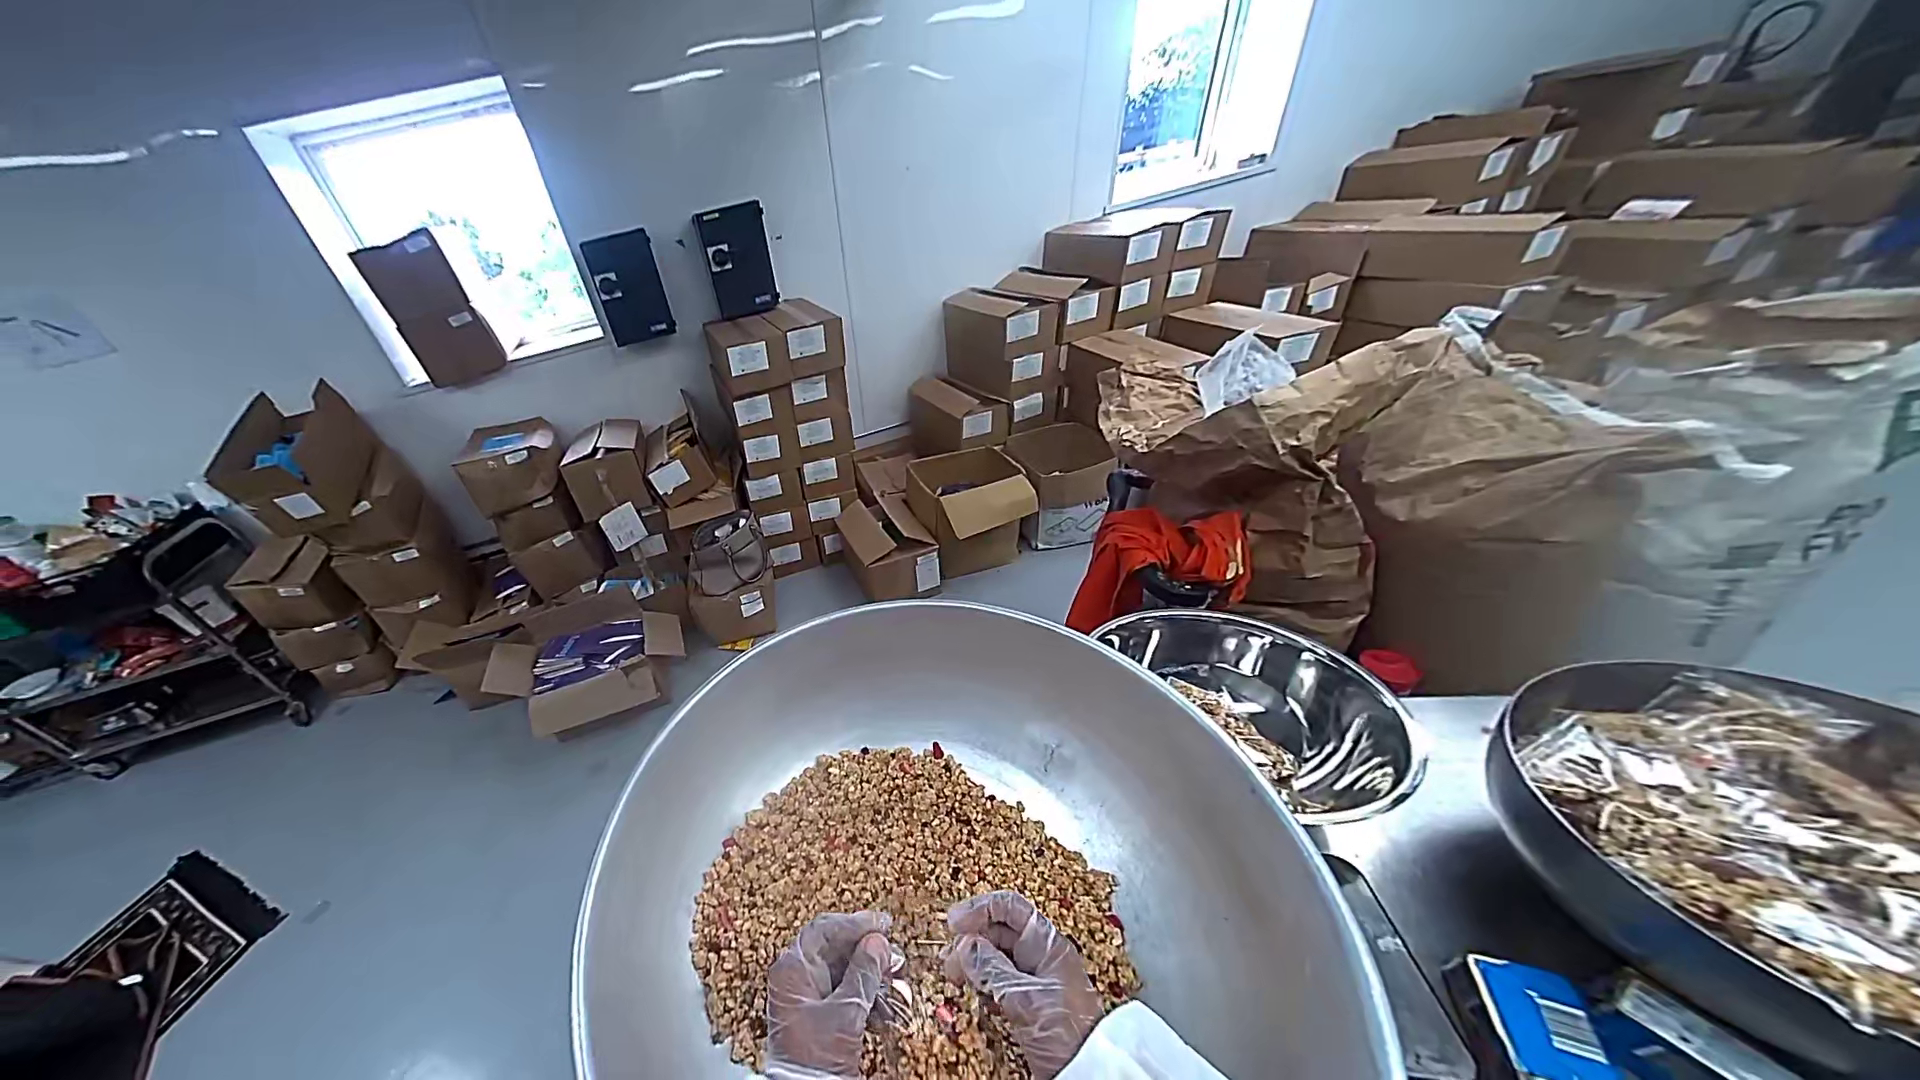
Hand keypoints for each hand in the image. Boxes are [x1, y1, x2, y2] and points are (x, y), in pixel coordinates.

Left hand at [764, 911, 892, 1079]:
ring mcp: (804, 996)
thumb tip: (878, 941)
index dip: (857, 923)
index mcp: (793, 968)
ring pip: (841, 969)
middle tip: (892, 953)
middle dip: (867, 950)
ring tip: (892, 978)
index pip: (825, 928)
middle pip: (835, 947)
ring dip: (869, 972)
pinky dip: (863, 992)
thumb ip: (865, 970)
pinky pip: (841, 990)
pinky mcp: (815, 1015)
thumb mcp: (847, 1010)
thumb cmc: (816, 1059)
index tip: (884, 926)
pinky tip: (882, 1003)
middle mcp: (795, 977)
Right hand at [945, 891, 1102, 1078]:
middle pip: (998, 930)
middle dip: (970, 938)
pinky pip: (997, 980)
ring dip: (971, 960)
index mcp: (1044, 942)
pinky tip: (969, 990)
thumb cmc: (1065, 1032)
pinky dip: (980, 980)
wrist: (1090, 1073)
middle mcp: (1037, 953)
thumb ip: (992, 968)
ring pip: (995, 955)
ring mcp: (1032, 977)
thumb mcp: (1025, 998)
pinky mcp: (1026, 1001)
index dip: (979, 908)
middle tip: (948, 959)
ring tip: (953, 975)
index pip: (1009, 907)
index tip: (953, 924)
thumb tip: (963, 944)